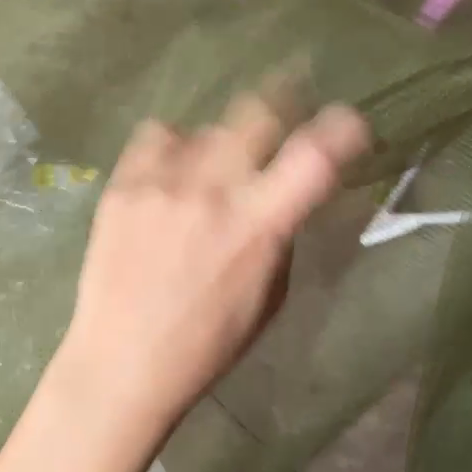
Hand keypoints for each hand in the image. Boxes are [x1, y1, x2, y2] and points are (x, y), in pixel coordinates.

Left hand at [57, 90, 369, 423]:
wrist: (121, 363)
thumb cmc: (209, 342)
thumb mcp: (271, 295)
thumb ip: (280, 232)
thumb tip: (283, 191)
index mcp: (260, 225)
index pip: (314, 156)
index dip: (341, 128)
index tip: (349, 121)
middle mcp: (214, 191)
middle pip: (258, 112)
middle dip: (279, 108)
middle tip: (277, 123)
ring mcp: (164, 182)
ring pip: (209, 126)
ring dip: (222, 143)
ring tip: (210, 172)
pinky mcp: (124, 183)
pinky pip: (160, 135)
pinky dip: (175, 147)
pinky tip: (171, 174)